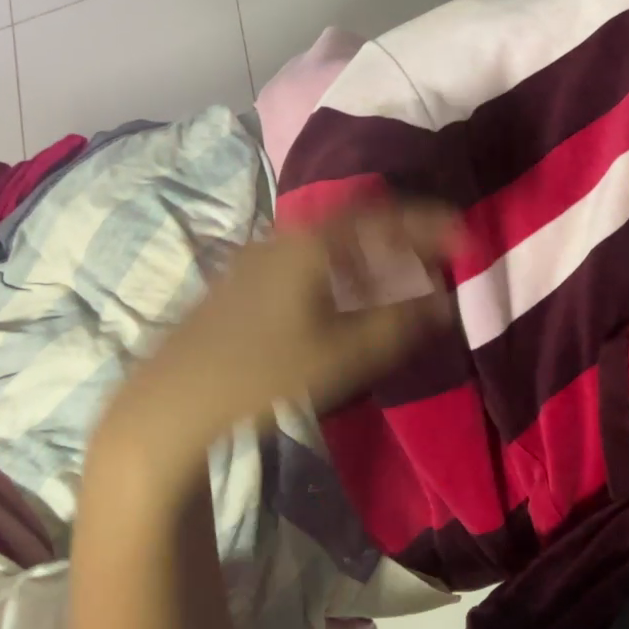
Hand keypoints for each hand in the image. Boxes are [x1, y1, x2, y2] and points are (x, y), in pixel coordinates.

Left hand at [104, 202, 461, 461]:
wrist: (165, 410)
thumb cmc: (261, 376)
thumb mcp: (344, 353)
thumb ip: (401, 323)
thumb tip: (446, 301)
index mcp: (312, 246)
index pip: (384, 218)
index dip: (428, 223)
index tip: (463, 232)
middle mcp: (284, 239)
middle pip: (356, 223)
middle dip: (400, 236)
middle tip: (434, 254)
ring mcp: (256, 259)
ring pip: (330, 243)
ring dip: (370, 254)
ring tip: (399, 277)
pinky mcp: (240, 284)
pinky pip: (307, 260)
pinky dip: (341, 269)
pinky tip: (348, 298)